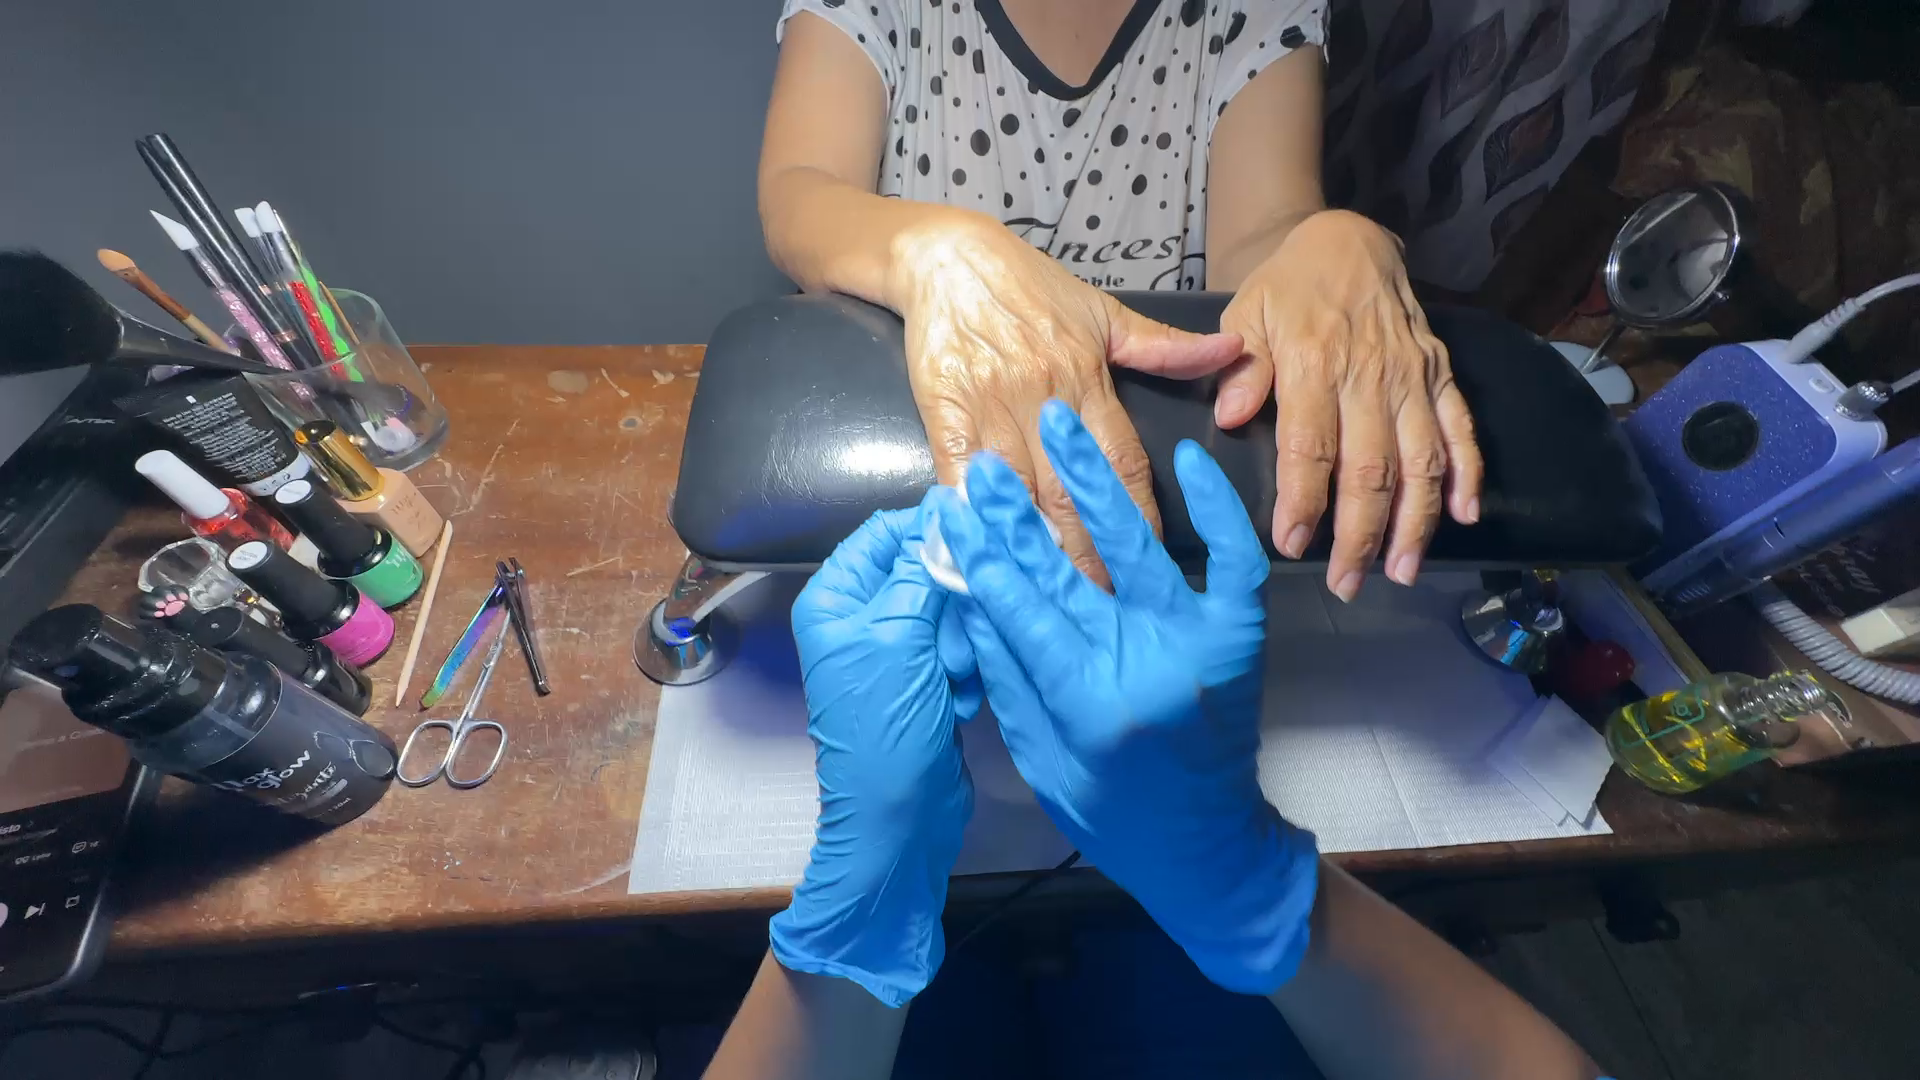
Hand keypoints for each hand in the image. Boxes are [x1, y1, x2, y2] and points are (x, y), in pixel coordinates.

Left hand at [771, 502, 971, 1007]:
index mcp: (837, 599)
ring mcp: (898, 648)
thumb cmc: (888, 729)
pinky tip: (962, 702)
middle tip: (952, 648)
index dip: (930, 527)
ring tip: (955, 682)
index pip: (884, 533)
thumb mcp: (900, 640)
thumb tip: (944, 509)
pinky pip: (961, 644)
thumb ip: (920, 570)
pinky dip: (968, 669)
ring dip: (963, 642)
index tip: (982, 528)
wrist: (901, 822)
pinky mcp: (927, 675)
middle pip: (924, 570)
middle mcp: (863, 617)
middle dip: (950, 605)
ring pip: (952, 608)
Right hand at [885, 214, 1243, 584]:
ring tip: (1051, 596)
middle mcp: (1044, 399)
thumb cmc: (1029, 287)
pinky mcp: (944, 411)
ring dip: (1035, 546)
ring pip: (1020, 490)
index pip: (1121, 460)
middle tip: (1104, 603)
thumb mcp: (1102, 311)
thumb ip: (1162, 347)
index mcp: (1087, 378)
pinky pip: (959, 472)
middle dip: (1089, 551)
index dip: (1137, 514)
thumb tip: (1232, 354)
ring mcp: (992, 407)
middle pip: (1072, 491)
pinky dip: (970, 514)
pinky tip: (981, 552)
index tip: (1150, 560)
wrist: (949, 259)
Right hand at [931, 400, 1318, 994]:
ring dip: (1095, 479)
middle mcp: (1143, 664)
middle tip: (987, 461)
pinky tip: (1187, 456)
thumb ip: (1009, 675)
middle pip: (1067, 569)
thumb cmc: (1110, 814)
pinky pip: (1233, 561)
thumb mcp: (1039, 756)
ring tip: (1062, 424)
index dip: (982, 556)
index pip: (1021, 609)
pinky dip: (1217, 507)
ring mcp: (1197, 644)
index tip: (951, 510)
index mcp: (1086, 703)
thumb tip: (977, 594)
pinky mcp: (1236, 635)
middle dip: (1018, 512)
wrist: (1208, 846)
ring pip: (1138, 545)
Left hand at [1215, 210, 1482, 601]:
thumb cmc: (1284, 289)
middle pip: (1371, 468)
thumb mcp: (1245, 316)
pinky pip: (1461, 427)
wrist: (1346, 241)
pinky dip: (1467, 473)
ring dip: (1414, 521)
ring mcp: (1414, 377)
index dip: (1304, 501)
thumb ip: (1241, 368)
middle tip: (1347, 583)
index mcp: (1314, 364)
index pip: (1311, 447)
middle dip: (1360, 532)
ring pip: (1422, 459)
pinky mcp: (1442, 373)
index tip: (1293, 546)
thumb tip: (1231, 416)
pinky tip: (1463, 517)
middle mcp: (1371, 377)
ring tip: (1401, 571)